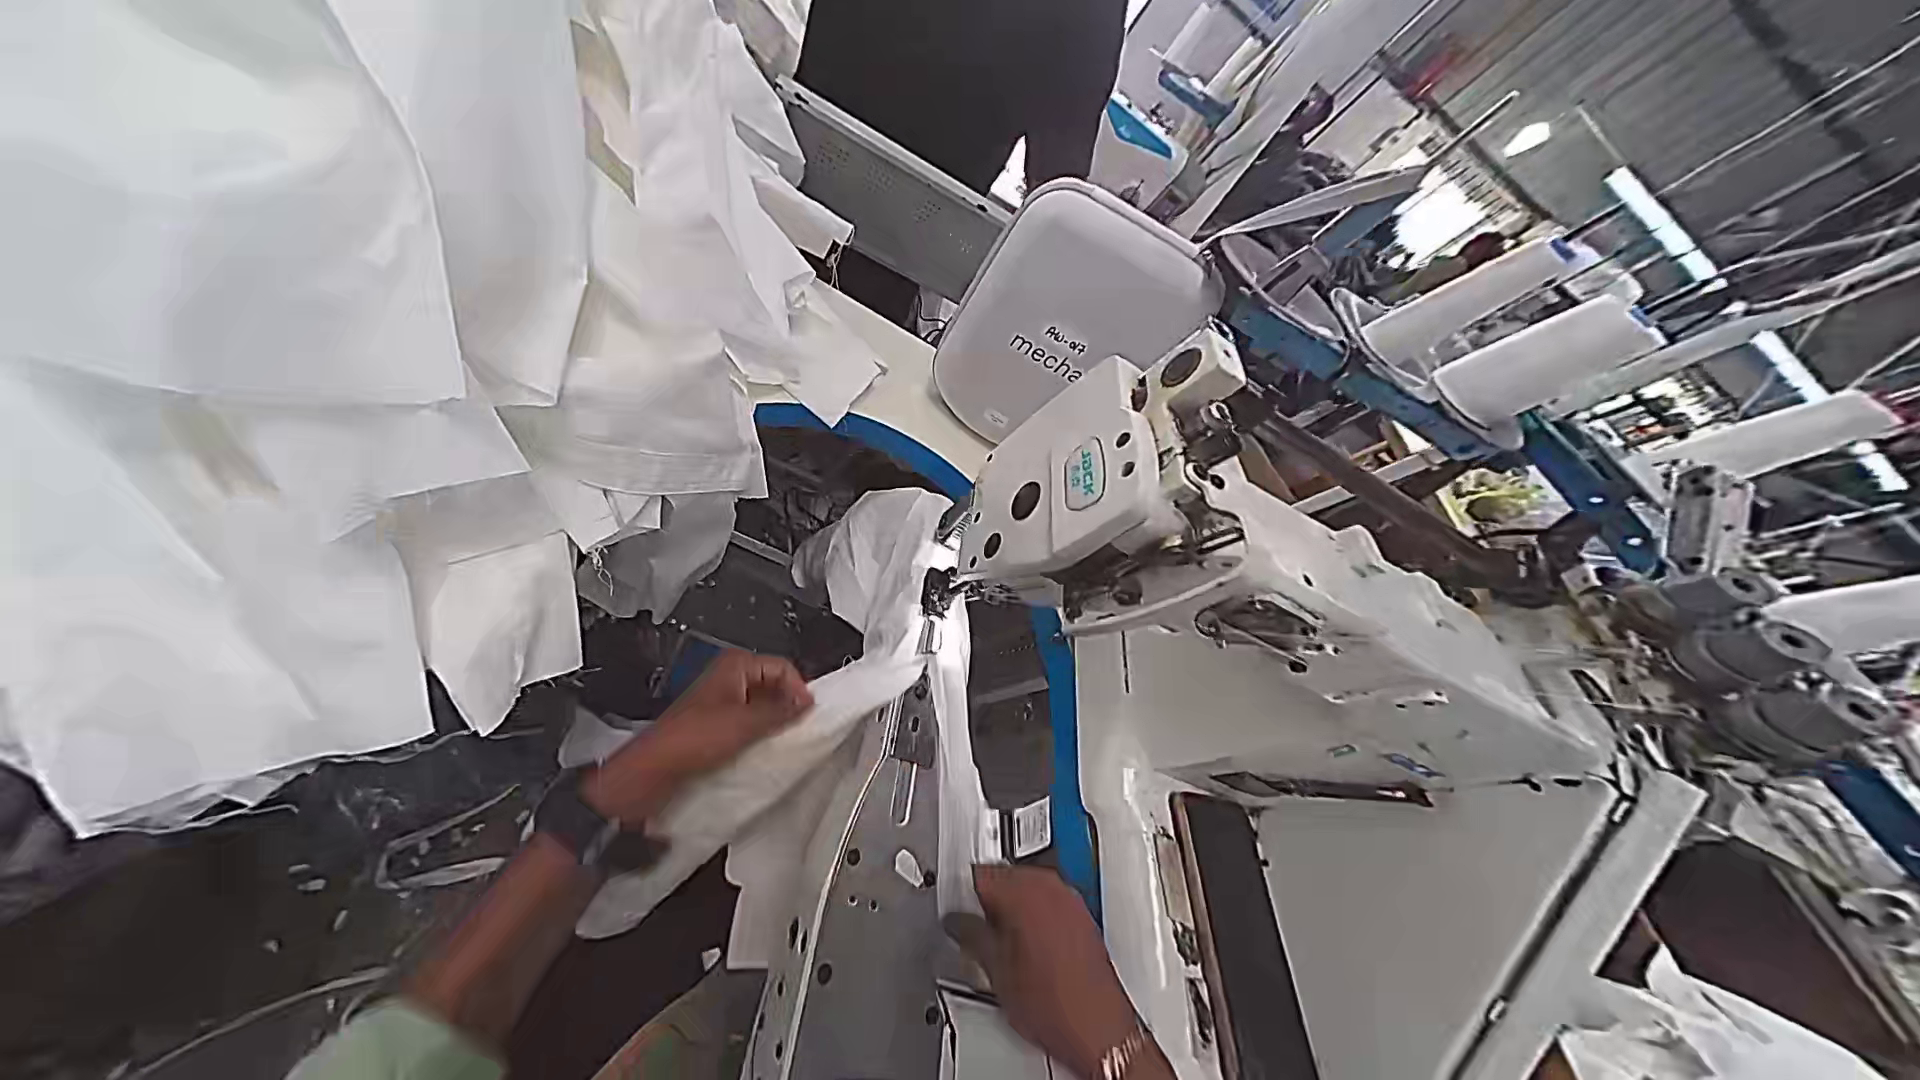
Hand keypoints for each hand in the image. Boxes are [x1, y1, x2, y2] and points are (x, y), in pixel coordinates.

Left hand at [582, 650, 812, 822]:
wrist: (653, 771)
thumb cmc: (691, 740)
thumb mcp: (746, 722)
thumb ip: (781, 710)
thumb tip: (805, 703)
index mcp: (735, 665)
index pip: (783, 667)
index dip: (798, 688)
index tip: (807, 712)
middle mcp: (728, 678)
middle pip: (773, 684)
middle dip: (786, 704)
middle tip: (797, 726)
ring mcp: (721, 701)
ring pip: (762, 705)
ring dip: (773, 721)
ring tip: (780, 739)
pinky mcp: (716, 724)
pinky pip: (749, 722)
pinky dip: (759, 733)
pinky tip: (762, 748)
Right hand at [944, 866, 1162, 1079]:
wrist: (1098, 1030)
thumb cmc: (1056, 1005)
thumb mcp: (996, 971)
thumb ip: (971, 934)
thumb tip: (959, 923)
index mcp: (1021, 890)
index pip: (979, 874)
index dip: (961, 891)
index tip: (955, 907)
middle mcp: (1047, 885)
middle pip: (1003, 876)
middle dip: (987, 899)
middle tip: (975, 926)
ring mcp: (1067, 896)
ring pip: (1026, 886)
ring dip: (1011, 904)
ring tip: (1002, 940)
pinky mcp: (1080, 911)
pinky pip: (1047, 898)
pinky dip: (1034, 912)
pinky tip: (1027, 943)